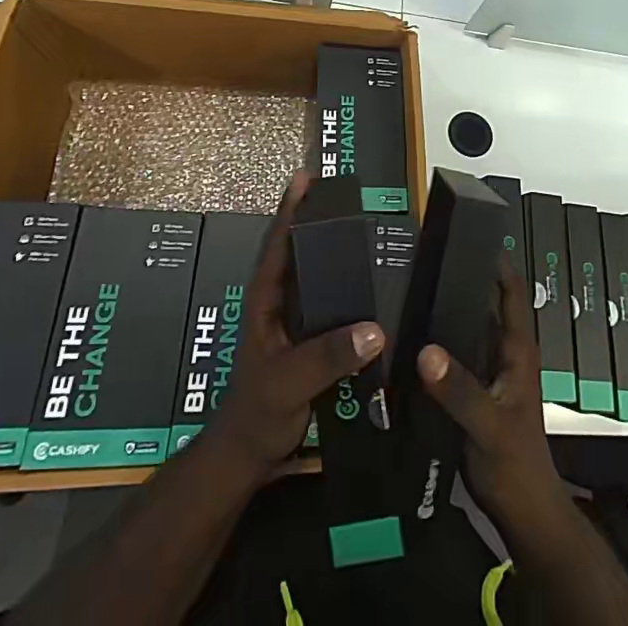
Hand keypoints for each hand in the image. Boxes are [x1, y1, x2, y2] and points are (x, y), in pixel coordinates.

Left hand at [206, 171, 385, 476]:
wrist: (253, 448)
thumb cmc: (259, 410)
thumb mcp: (290, 381)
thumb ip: (327, 357)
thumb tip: (374, 329)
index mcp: (265, 301)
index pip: (277, 245)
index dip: (289, 210)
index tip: (305, 178)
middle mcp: (279, 303)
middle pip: (297, 251)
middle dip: (314, 219)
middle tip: (343, 193)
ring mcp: (295, 321)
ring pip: (314, 276)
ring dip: (331, 251)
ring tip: (361, 227)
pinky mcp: (311, 340)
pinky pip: (330, 304)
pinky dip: (346, 288)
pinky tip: (370, 285)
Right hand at [417, 263, 568, 533]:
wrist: (518, 509)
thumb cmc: (514, 463)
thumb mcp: (488, 425)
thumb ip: (460, 390)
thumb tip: (425, 350)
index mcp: (516, 350)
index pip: (510, 292)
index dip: (494, 260)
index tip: (466, 230)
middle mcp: (499, 351)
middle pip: (481, 302)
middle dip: (456, 276)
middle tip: (415, 252)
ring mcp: (483, 369)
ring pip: (462, 325)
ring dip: (440, 306)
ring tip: (401, 282)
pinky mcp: (465, 386)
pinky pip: (447, 351)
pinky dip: (430, 336)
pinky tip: (401, 331)